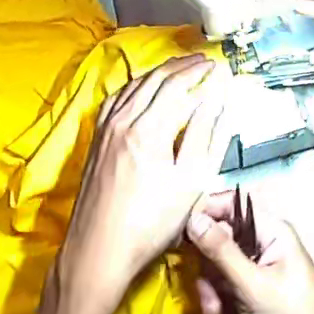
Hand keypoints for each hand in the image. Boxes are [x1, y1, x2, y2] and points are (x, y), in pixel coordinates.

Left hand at [62, 54, 231, 301]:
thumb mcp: (190, 182)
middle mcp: (123, 120)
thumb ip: (205, 135)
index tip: (217, 66)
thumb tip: (216, 99)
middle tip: (203, 61)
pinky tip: (143, 89)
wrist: (98, 251)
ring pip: (135, 85)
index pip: (178, 85)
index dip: (199, 72)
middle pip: (155, 79)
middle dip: (182, 66)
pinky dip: (136, 85)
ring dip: (160, 72)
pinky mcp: (96, 140)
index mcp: (148, 129)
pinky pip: (117, 98)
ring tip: (180, 68)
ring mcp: (106, 128)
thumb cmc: (150, 223)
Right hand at [187, 191, 313, 313]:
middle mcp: (263, 244)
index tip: (179, 231)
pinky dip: (218, 300)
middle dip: (207, 262)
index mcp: (272, 231)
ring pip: (217, 265)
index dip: (205, 212)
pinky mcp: (250, 294)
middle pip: (220, 236)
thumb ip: (222, 252)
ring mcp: (256, 270)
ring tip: (215, 310)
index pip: (232, 205)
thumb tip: (193, 217)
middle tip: (206, 288)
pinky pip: (223, 287)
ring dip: (211, 287)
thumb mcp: (253, 286)